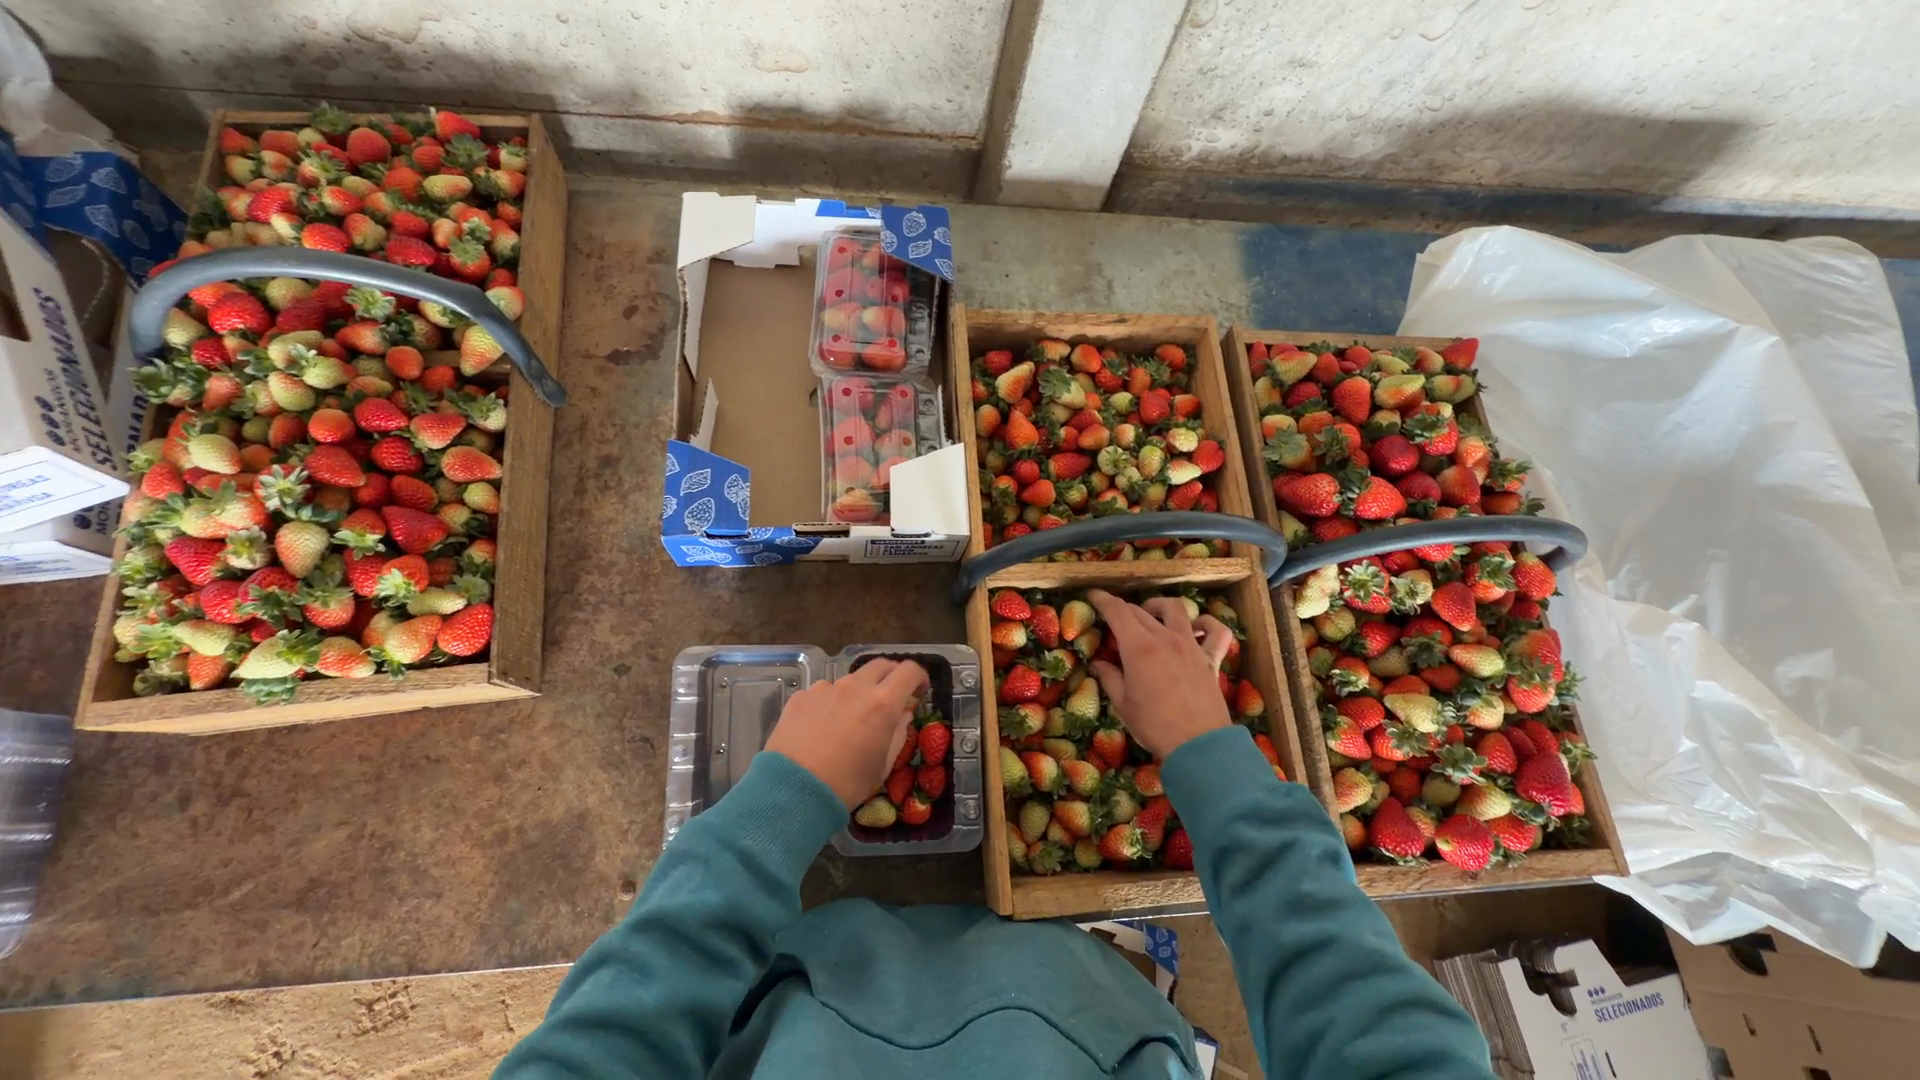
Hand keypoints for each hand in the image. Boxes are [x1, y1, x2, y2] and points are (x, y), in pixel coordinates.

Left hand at [765, 658, 929, 807]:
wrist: (793, 790)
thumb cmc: (847, 783)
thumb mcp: (883, 765)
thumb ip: (898, 732)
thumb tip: (903, 713)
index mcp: (883, 703)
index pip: (909, 671)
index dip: (919, 677)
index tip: (919, 691)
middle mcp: (855, 687)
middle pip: (881, 665)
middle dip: (891, 676)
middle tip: (890, 697)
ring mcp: (825, 688)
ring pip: (851, 679)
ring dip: (859, 691)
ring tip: (851, 718)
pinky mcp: (802, 696)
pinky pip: (824, 692)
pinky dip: (832, 702)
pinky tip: (822, 726)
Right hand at [1087, 589, 1235, 758]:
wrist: (1198, 744)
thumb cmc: (1154, 726)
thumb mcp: (1122, 704)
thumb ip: (1109, 678)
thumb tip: (1098, 664)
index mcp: (1138, 647)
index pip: (1117, 611)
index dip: (1102, 599)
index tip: (1092, 595)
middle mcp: (1165, 637)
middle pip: (1140, 610)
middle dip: (1123, 609)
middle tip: (1113, 619)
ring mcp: (1191, 645)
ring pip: (1175, 609)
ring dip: (1158, 606)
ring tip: (1150, 615)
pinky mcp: (1211, 658)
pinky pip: (1216, 631)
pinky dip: (1207, 624)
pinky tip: (1196, 628)